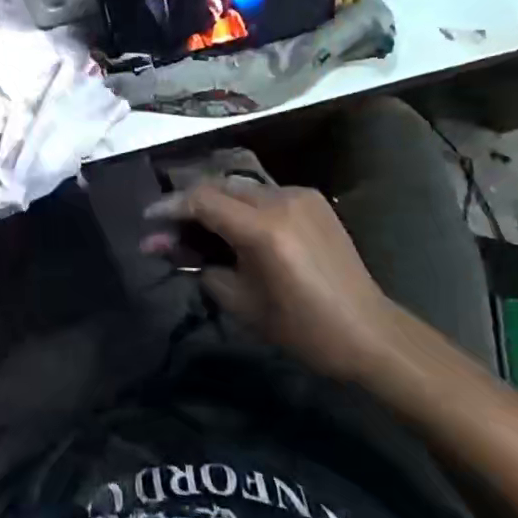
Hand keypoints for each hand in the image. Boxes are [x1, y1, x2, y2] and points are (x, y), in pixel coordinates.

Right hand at [151, 177, 398, 381]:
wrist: (369, 330)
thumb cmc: (303, 328)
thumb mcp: (242, 302)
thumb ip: (200, 266)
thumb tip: (166, 247)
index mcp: (263, 229)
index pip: (203, 200)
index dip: (170, 206)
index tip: (149, 220)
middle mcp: (280, 199)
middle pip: (219, 187)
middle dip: (190, 205)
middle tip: (169, 230)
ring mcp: (299, 194)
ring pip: (242, 188)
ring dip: (216, 203)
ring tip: (199, 230)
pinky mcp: (312, 198)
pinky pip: (265, 194)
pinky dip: (243, 206)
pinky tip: (237, 229)